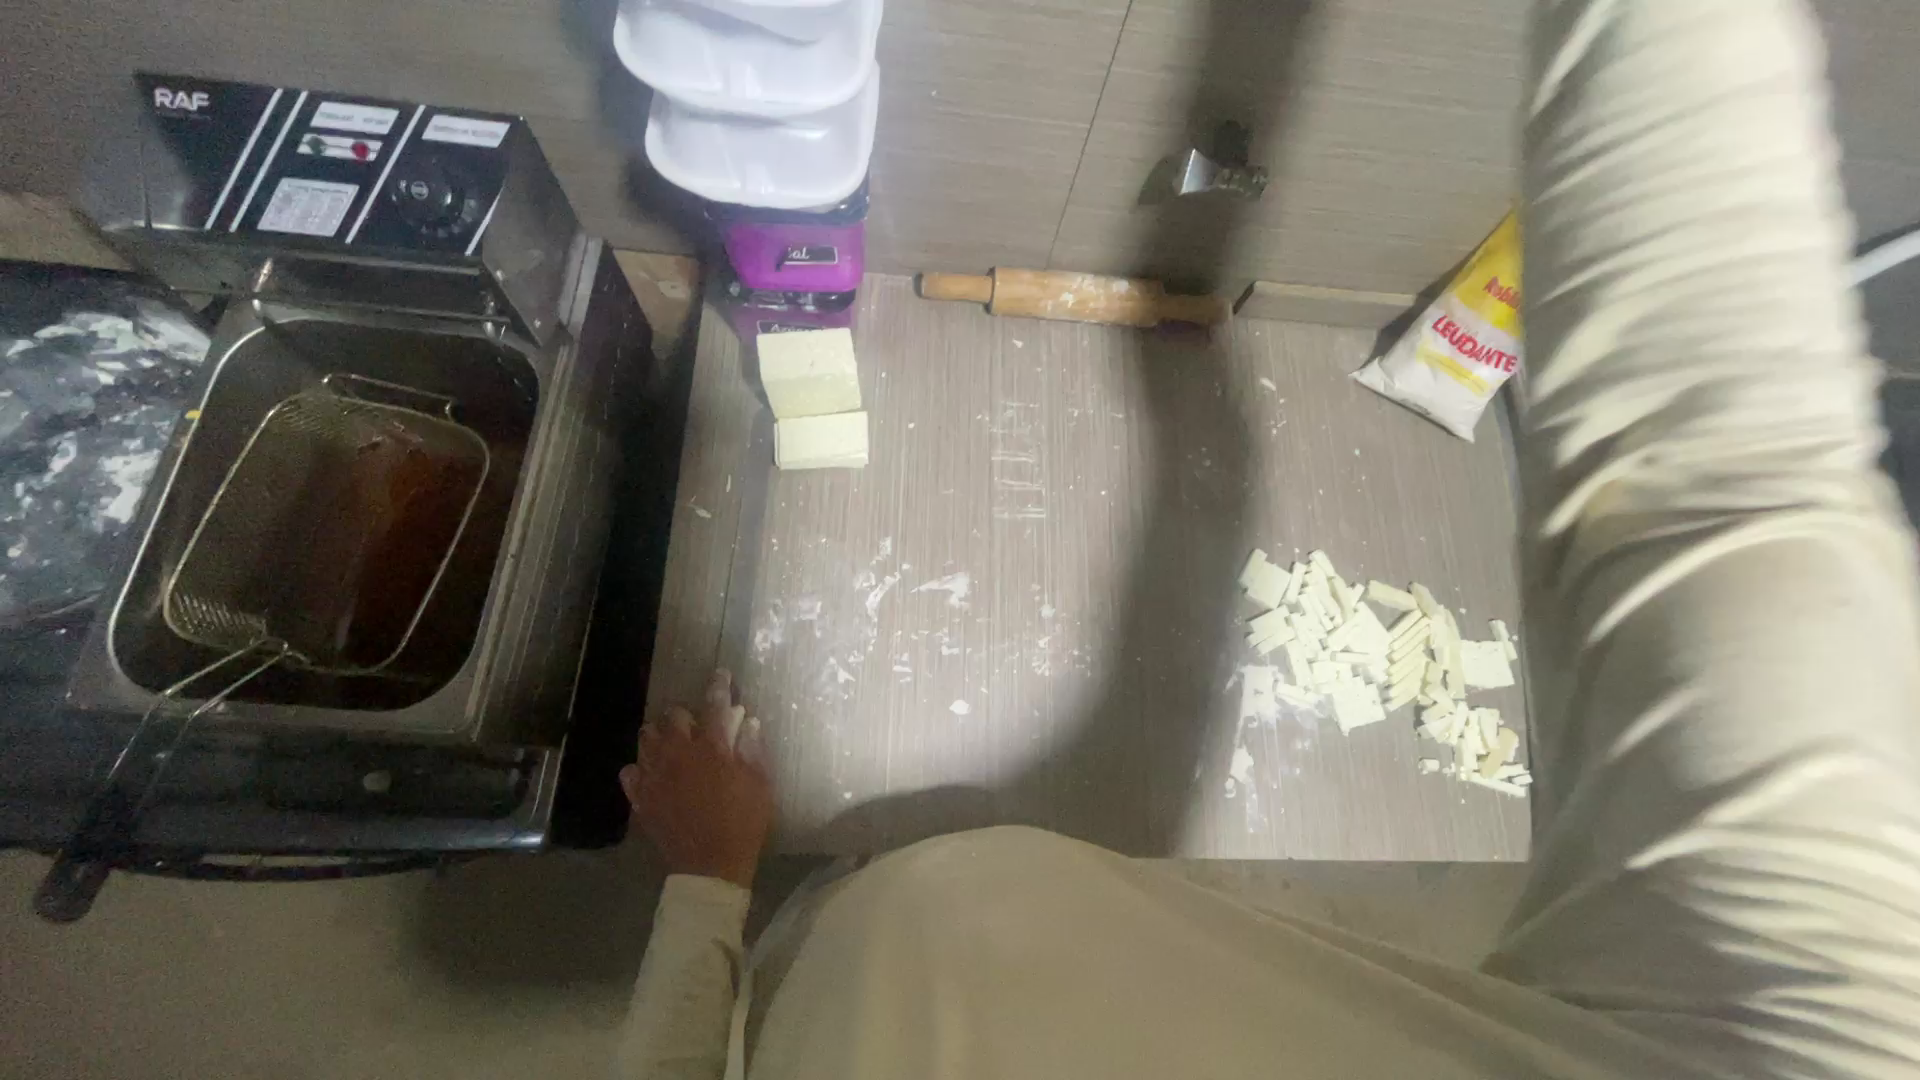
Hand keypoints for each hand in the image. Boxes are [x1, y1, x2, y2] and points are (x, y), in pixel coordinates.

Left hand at [620, 669, 772, 888]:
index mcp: (712, 748)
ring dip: (661, 735)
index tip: (721, 675)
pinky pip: (630, 772)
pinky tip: (653, 773)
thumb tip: (747, 722)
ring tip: (672, 743)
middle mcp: (678, 754)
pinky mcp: (641, 799)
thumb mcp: (760, 784)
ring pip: (647, 738)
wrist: (711, 868)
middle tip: (698, 723)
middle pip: (674, 716)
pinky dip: (641, 768)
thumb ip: (753, 749)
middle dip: (687, 714)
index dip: (719, 685)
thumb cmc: (744, 823)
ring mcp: (655, 776)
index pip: (715, 704)